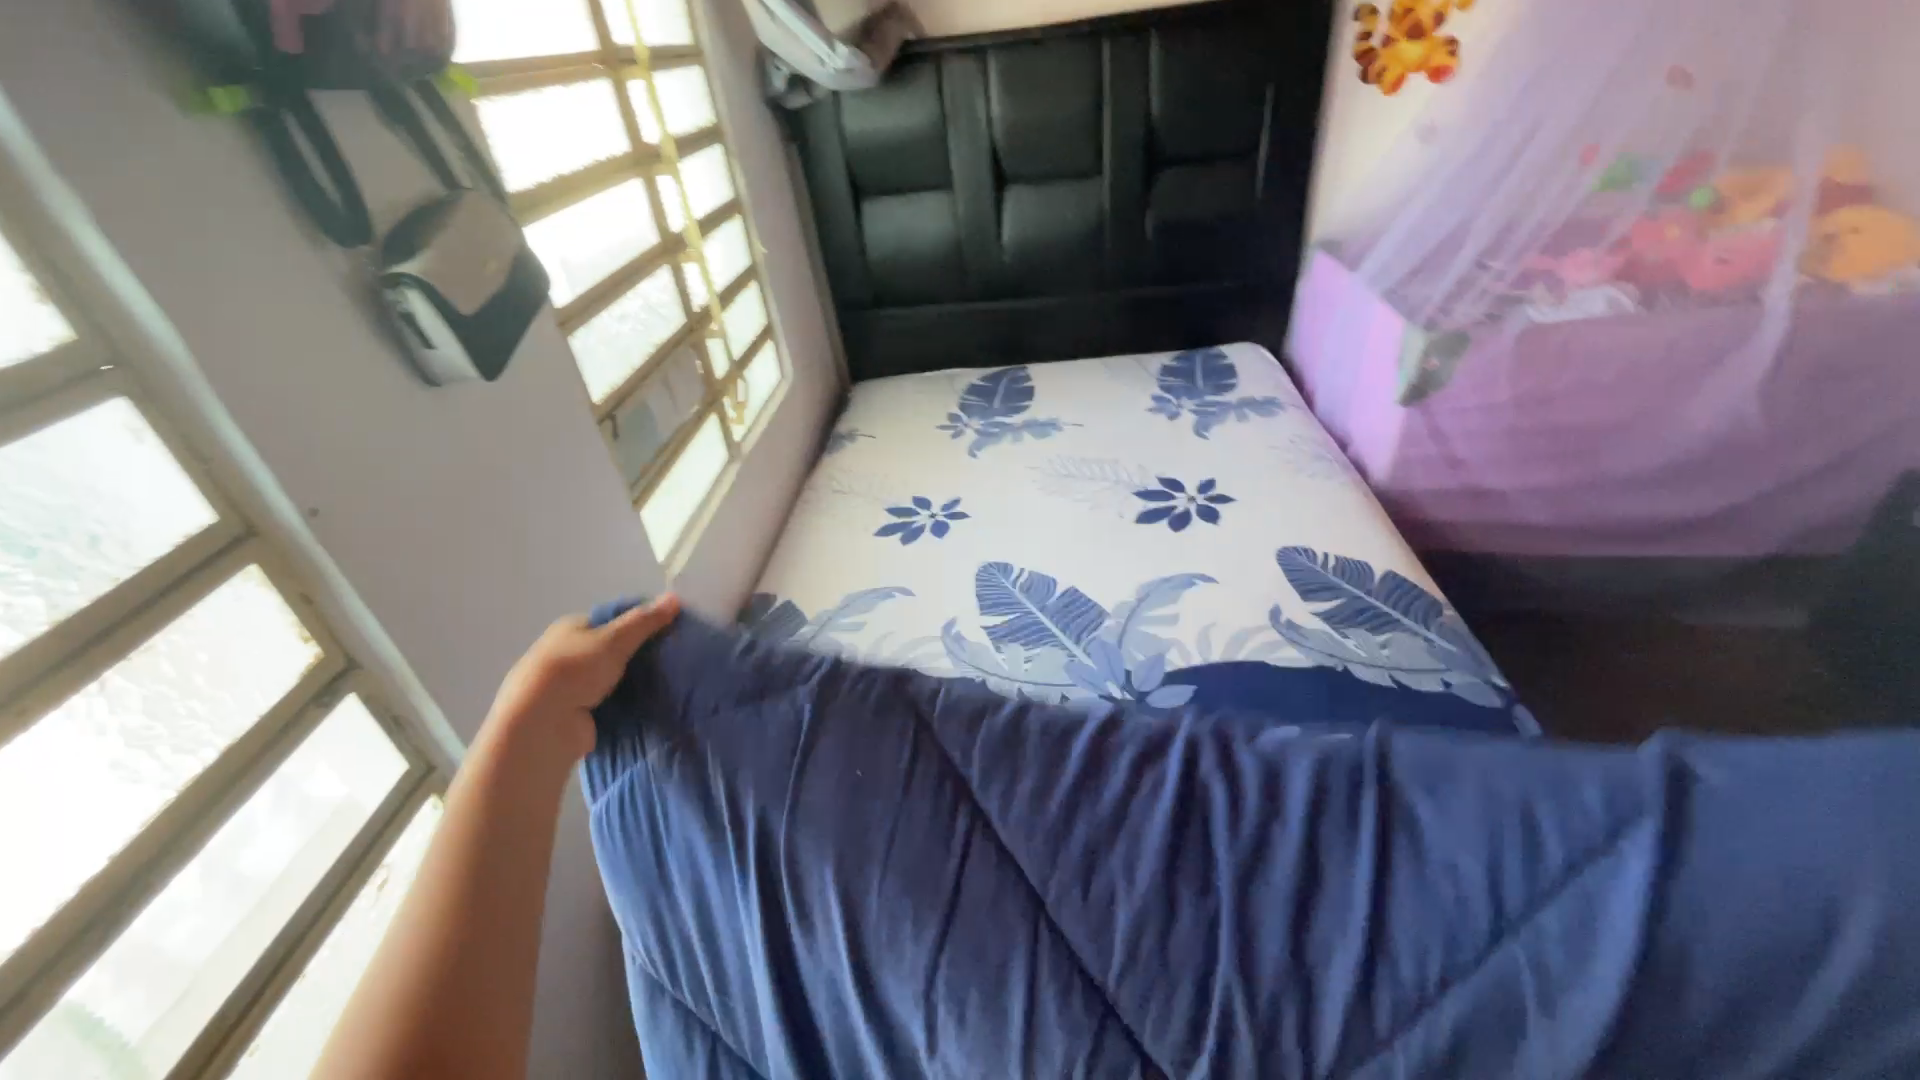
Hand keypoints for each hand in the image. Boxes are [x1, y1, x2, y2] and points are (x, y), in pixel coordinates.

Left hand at [484, 595, 681, 764]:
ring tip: (672, 684)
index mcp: (571, 629)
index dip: (642, 623)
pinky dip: (629, 705)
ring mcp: (572, 686)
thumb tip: (675, 596)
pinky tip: (653, 706)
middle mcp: (570, 655)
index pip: (613, 619)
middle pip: (614, 650)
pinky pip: (612, 704)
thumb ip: (645, 621)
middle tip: (676, 659)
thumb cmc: (574, 671)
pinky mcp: (578, 714)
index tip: (671, 631)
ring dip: (636, 682)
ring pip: (614, 678)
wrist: (542, 725)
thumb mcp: (614, 639)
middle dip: (642, 655)